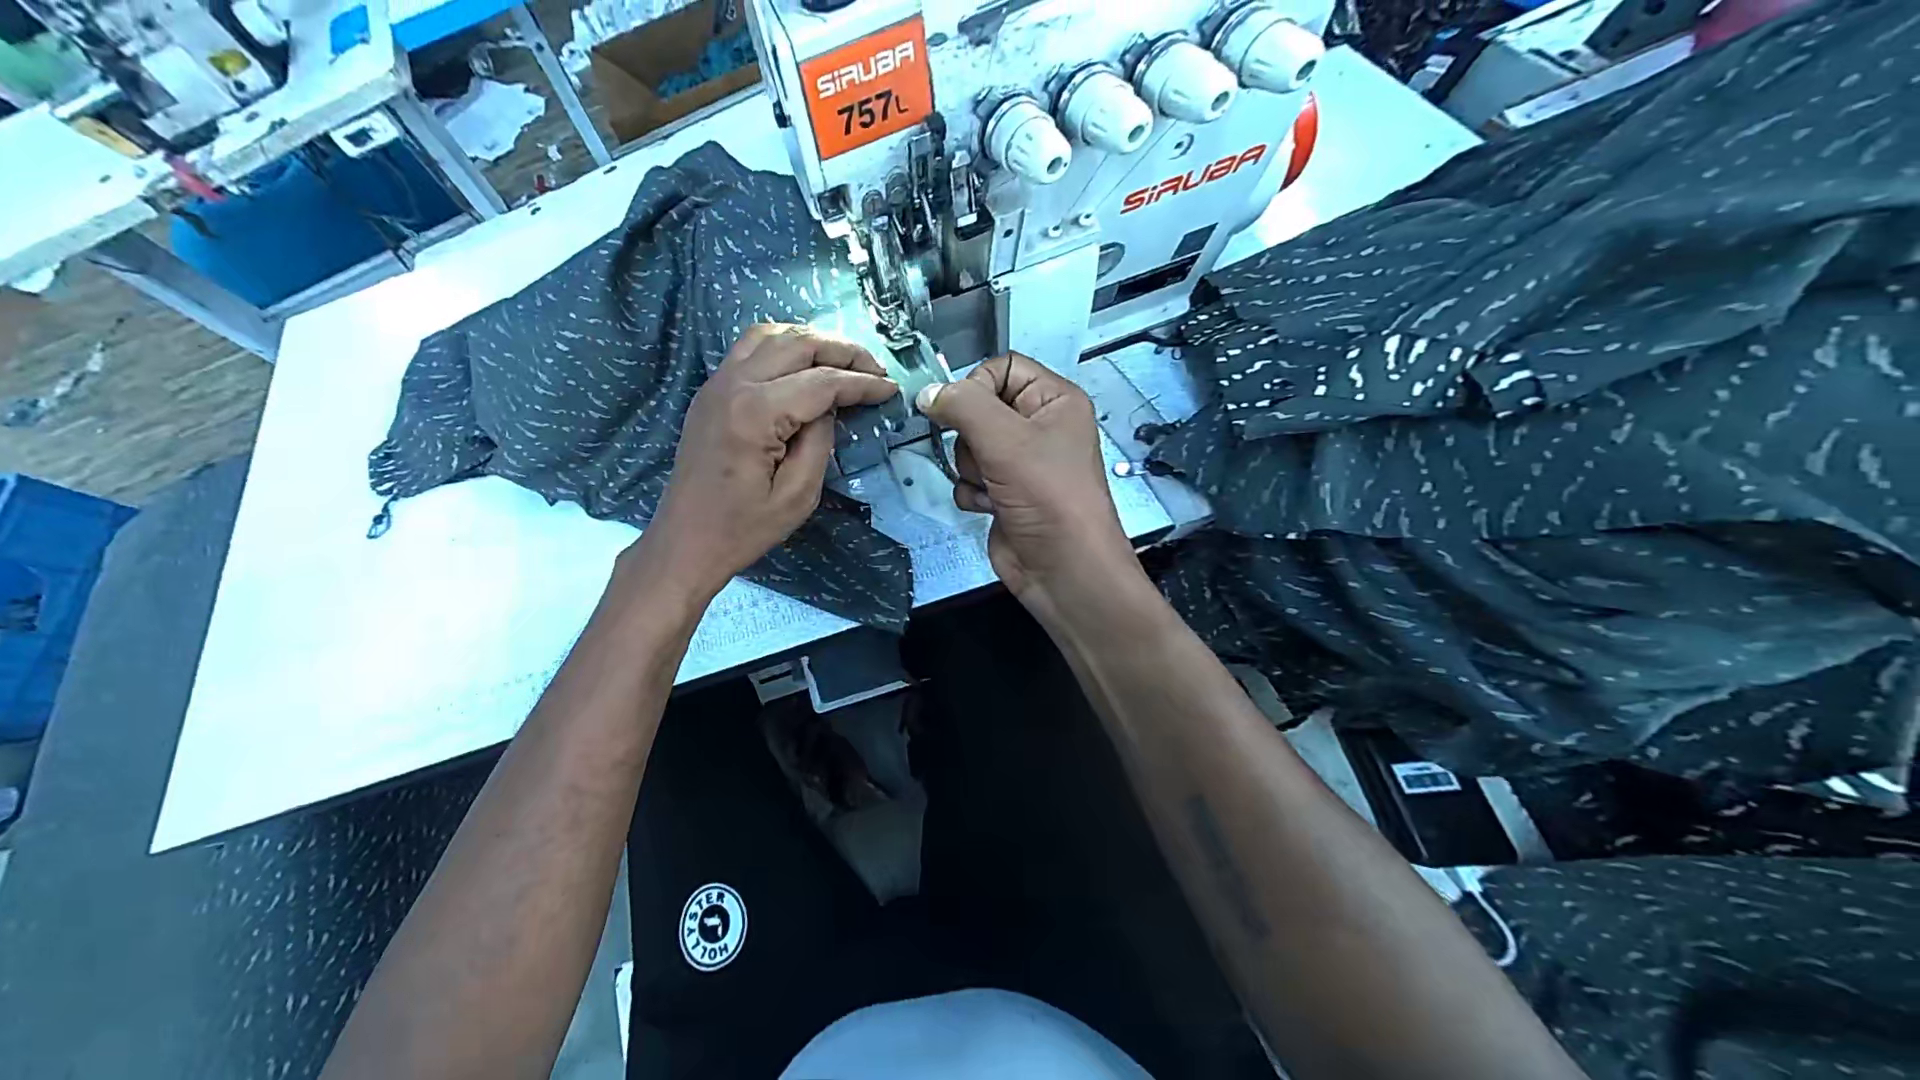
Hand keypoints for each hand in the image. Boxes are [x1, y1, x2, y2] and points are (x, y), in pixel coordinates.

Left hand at [630, 324, 896, 603]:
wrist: (687, 539)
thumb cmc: (744, 527)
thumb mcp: (799, 495)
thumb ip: (820, 441)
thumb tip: (831, 407)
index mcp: (756, 413)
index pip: (822, 382)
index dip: (862, 383)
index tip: (891, 389)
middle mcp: (734, 384)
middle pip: (799, 345)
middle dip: (844, 352)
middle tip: (876, 369)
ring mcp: (717, 382)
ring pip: (772, 335)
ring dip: (813, 341)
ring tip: (844, 361)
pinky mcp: (711, 390)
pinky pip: (751, 347)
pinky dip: (784, 345)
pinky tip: (804, 363)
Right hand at [915, 353, 1142, 610]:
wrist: (1062, 569)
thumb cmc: (1048, 497)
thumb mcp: (1005, 440)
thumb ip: (963, 406)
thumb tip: (928, 392)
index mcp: (1054, 400)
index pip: (1002, 367)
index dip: (977, 386)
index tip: (966, 412)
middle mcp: (1038, 427)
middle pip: (978, 409)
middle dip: (972, 437)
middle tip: (989, 458)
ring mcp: (1020, 463)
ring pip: (968, 446)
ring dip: (971, 468)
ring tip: (995, 487)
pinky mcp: (1004, 493)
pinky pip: (968, 478)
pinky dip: (972, 492)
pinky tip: (990, 507)